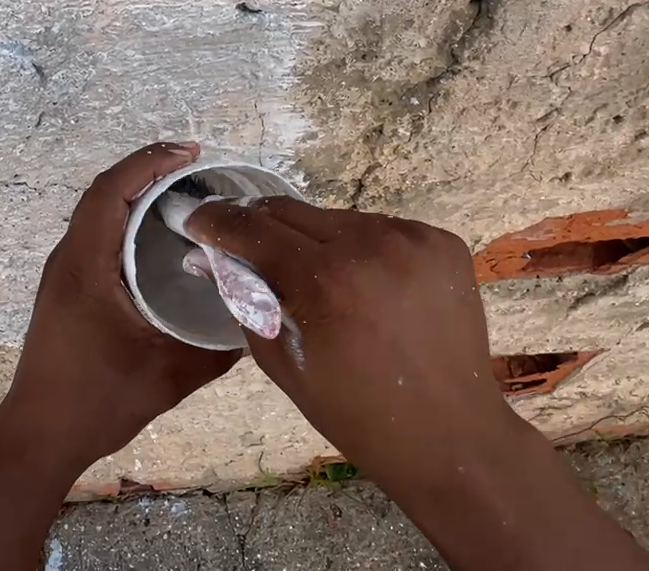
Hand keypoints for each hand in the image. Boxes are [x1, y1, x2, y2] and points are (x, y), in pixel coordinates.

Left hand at [0, 141, 239, 471]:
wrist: (38, 436)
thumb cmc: (96, 401)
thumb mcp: (166, 377)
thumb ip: (215, 349)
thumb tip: (256, 319)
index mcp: (85, 265)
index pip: (111, 191)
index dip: (148, 162)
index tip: (190, 152)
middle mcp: (69, 259)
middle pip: (102, 193)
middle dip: (146, 169)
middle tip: (193, 165)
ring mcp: (63, 273)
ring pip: (96, 212)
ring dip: (133, 192)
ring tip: (179, 190)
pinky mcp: (65, 288)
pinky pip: (95, 234)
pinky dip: (124, 218)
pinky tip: (153, 236)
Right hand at [188, 198, 648, 570]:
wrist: (452, 437)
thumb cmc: (356, 413)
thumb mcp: (281, 362)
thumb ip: (243, 298)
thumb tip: (208, 255)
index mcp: (324, 282)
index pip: (252, 229)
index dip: (217, 221)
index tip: (196, 219)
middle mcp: (369, 245)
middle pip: (290, 211)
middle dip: (259, 225)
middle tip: (242, 242)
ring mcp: (411, 238)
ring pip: (334, 217)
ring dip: (312, 237)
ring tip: (312, 272)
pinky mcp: (441, 240)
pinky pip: (378, 227)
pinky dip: (359, 245)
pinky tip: (362, 279)